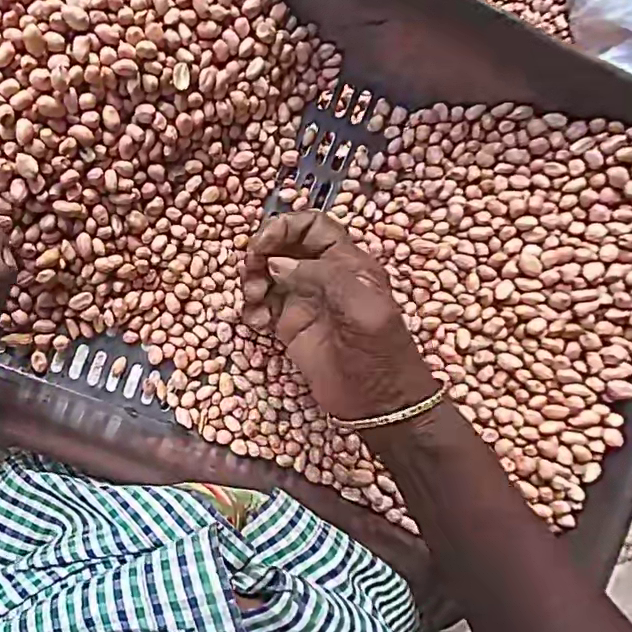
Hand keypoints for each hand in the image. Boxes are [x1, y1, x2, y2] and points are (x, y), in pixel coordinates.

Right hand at [240, 211, 437, 422]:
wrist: (377, 405)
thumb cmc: (380, 353)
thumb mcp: (363, 307)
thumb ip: (323, 276)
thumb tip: (276, 264)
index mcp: (347, 262)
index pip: (312, 226)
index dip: (285, 227)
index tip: (263, 243)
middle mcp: (323, 276)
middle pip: (283, 247)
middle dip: (261, 252)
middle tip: (250, 270)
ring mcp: (304, 300)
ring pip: (267, 273)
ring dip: (252, 279)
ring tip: (254, 299)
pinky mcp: (289, 326)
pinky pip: (261, 305)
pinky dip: (252, 308)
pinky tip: (258, 323)